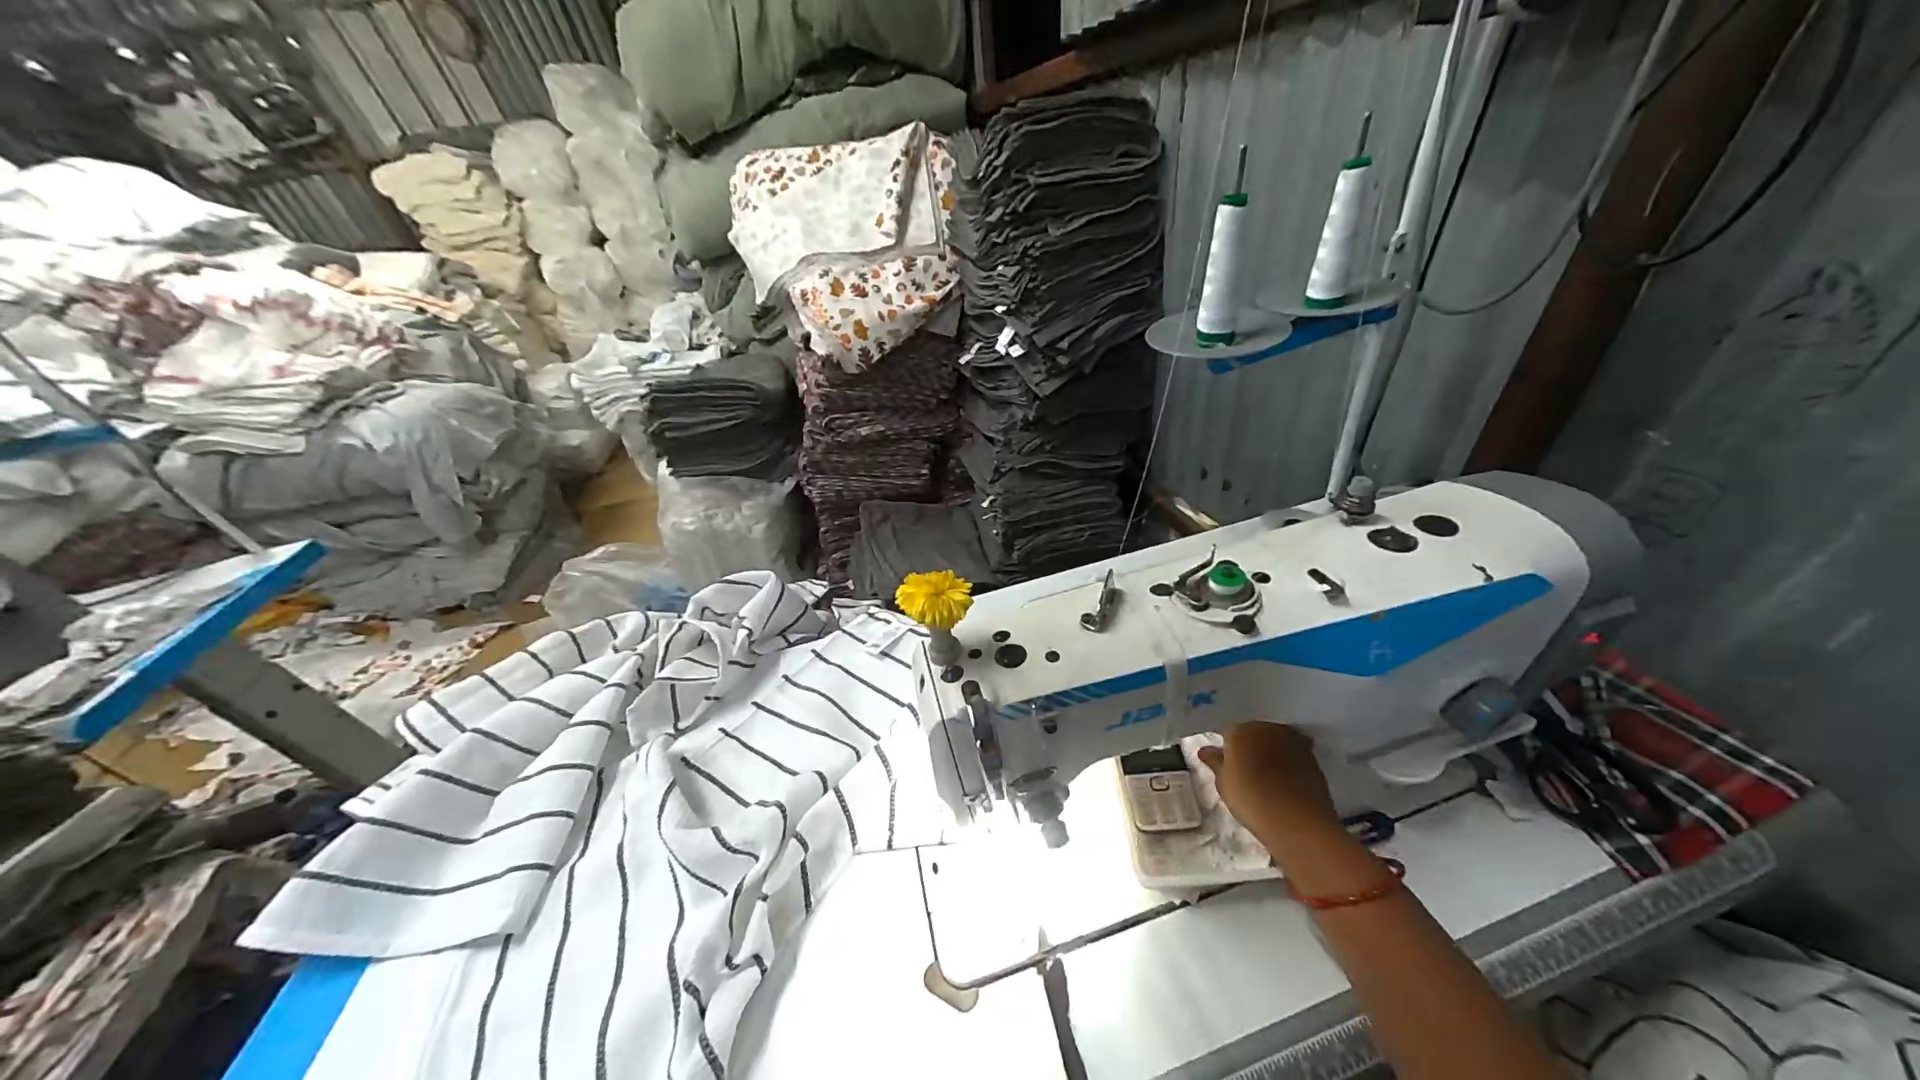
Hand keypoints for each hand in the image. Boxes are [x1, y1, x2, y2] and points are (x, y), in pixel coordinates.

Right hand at [1197, 722, 1342, 850]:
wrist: (1296, 820)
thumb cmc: (1250, 799)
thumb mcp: (1224, 784)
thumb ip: (1215, 763)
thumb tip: (1206, 750)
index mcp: (1240, 730)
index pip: (1230, 735)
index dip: (1229, 752)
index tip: (1230, 769)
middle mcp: (1267, 728)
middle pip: (1255, 734)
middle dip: (1251, 748)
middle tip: (1248, 773)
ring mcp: (1293, 741)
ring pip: (1276, 742)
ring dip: (1272, 754)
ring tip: (1269, 779)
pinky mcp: (1313, 757)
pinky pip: (1294, 755)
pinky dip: (1290, 763)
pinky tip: (1287, 783)